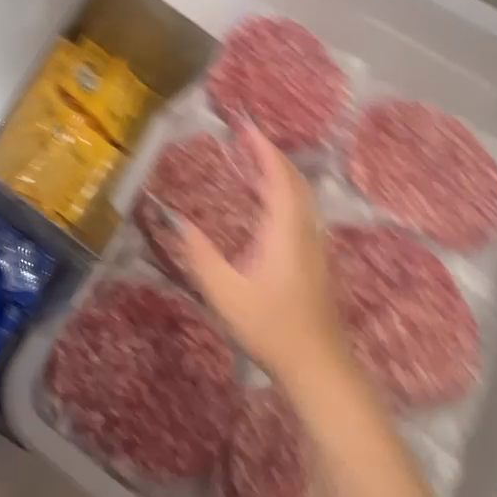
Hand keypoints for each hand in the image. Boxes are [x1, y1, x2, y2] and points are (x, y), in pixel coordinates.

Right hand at [175, 125, 347, 382]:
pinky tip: (266, 204)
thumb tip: (176, 219)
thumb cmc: (271, 328)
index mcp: (285, 233)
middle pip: (296, 183)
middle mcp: (305, 233)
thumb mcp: (225, 293)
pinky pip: (301, 213)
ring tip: (253, 161)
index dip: (264, 150)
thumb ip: (200, 254)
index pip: (279, 178)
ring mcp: (315, 249)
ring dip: (280, 174)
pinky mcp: (315, 263)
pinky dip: (284, 194)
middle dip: (272, 156)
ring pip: (302, 198)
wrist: (319, 369)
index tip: (245, 127)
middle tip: (245, 137)